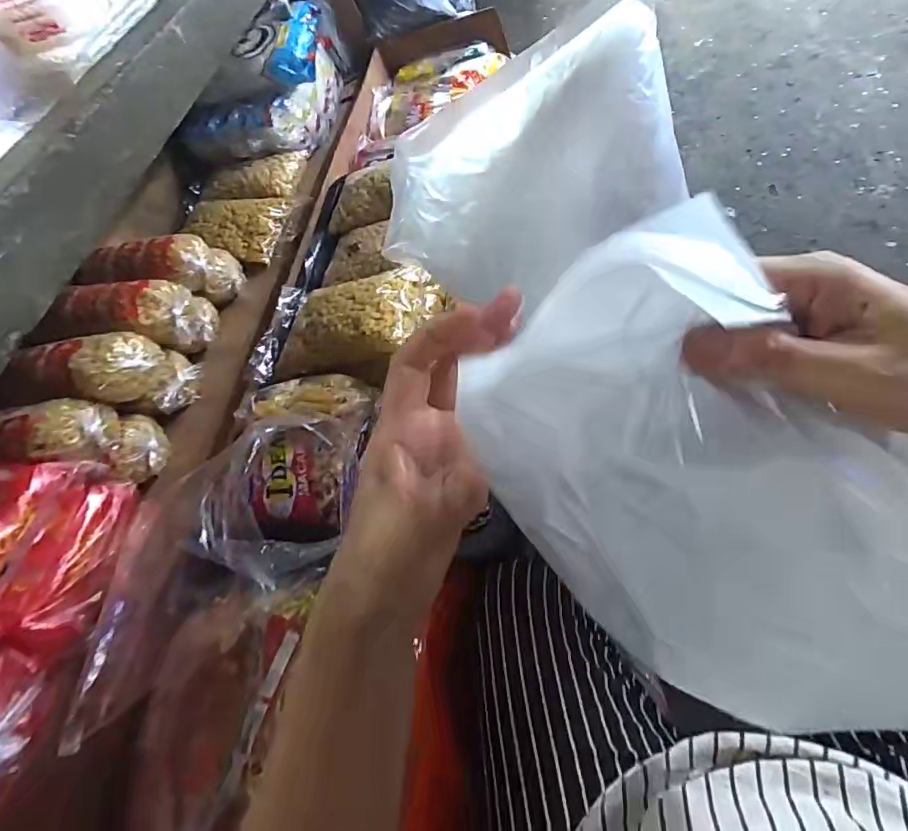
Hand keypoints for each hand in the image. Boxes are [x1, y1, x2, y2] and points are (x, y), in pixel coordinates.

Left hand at [330, 289, 519, 625]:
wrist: (379, 602)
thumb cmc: (384, 559)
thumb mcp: (416, 526)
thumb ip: (448, 493)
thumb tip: (481, 464)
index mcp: (400, 427)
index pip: (416, 360)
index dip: (446, 330)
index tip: (486, 315)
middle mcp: (420, 425)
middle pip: (444, 363)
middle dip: (475, 328)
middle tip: (517, 304)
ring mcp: (440, 444)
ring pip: (465, 386)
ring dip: (490, 356)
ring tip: (525, 331)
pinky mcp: (459, 466)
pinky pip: (482, 418)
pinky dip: (502, 396)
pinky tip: (528, 391)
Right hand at [681, 252, 907, 466]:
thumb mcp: (848, 374)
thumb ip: (771, 359)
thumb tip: (691, 345)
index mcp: (818, 275)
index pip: (735, 280)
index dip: (699, 310)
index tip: (664, 347)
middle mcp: (814, 286)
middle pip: (743, 306)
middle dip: (715, 340)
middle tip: (674, 379)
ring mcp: (823, 316)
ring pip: (761, 332)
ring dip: (739, 359)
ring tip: (698, 391)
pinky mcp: (831, 343)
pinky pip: (782, 351)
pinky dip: (763, 372)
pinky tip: (744, 397)